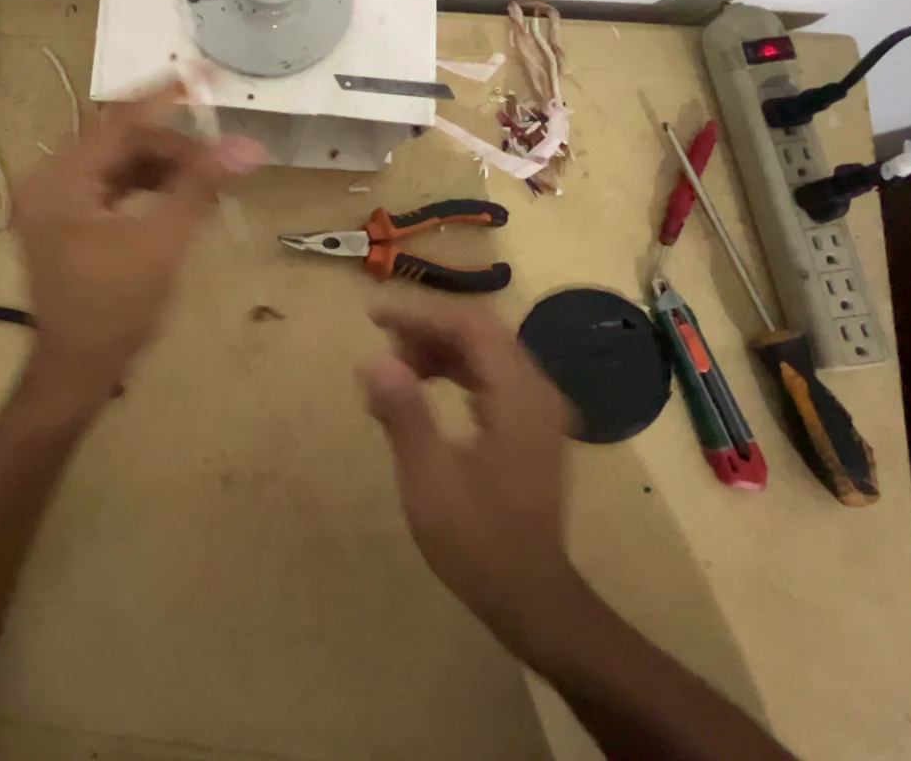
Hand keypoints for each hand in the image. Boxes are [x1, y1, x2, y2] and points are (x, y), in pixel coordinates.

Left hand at [13, 81, 265, 398]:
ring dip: (160, 164)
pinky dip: (146, 186)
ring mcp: (54, 203)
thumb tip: (247, 146)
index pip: (117, 124)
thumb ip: (199, 187)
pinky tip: (180, 191)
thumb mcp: (161, 244)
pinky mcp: (67, 222)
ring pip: (116, 164)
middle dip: (169, 142)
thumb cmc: (114, 311)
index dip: (164, 98)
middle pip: (116, 142)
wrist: (77, 370)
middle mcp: (48, 183)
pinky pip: (111, 187)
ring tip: (207, 171)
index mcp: (59, 182)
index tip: (204, 76)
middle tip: (218, 147)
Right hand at [360, 297, 584, 654]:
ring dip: (438, 352)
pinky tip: (424, 391)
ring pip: (486, 356)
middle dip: (427, 331)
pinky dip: (453, 374)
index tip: (373, 318)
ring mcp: (537, 413)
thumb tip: (372, 359)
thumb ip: (403, 411)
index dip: (420, 315)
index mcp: (519, 397)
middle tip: (380, 347)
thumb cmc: (476, 538)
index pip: (471, 327)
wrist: (529, 595)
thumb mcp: (428, 475)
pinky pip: (490, 380)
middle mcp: (537, 394)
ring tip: (394, 370)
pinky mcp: (529, 430)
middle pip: (481, 335)